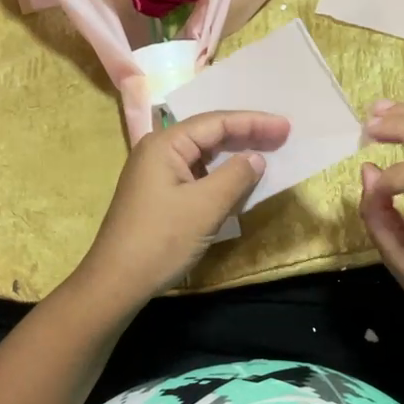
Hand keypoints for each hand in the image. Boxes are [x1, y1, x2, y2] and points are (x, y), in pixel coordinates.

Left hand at [76, 111, 290, 305]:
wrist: (116, 281)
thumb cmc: (161, 239)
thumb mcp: (205, 207)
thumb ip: (235, 177)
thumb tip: (256, 158)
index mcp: (164, 144)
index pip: (216, 122)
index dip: (253, 122)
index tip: (286, 127)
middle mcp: (157, 151)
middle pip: (208, 134)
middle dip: (245, 134)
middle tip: (282, 136)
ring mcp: (155, 174)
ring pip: (202, 156)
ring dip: (233, 156)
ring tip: (266, 154)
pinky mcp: (158, 196)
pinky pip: (195, 175)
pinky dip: (219, 176)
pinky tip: (237, 182)